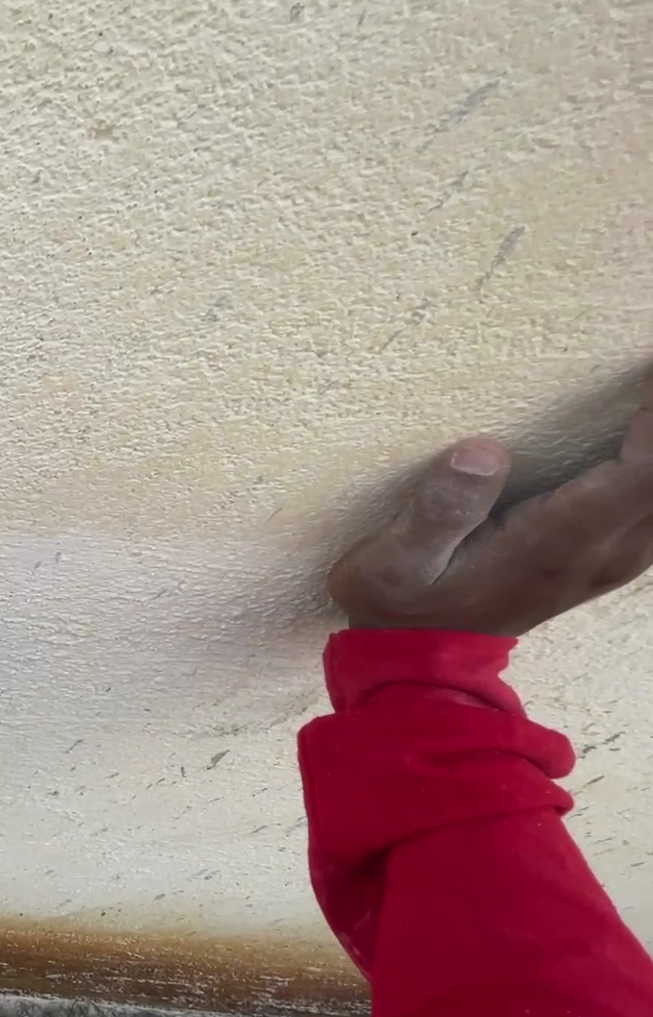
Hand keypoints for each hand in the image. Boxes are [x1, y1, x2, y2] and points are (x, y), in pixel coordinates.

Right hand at [330, 370, 652, 635]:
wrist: (418, 652)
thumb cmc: (396, 602)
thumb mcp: (390, 562)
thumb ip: (437, 510)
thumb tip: (482, 448)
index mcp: (554, 543)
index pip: (645, 470)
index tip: (652, 364)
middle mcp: (604, 550)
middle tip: (650, 369)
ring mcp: (615, 555)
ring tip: (649, 397)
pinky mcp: (609, 554)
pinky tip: (644, 440)